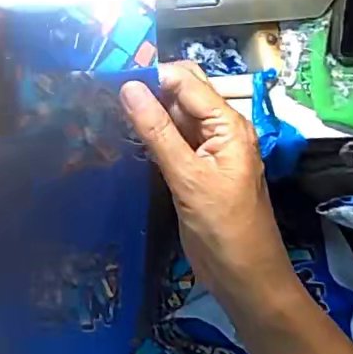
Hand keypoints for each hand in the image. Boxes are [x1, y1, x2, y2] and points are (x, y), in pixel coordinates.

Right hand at [119, 62, 294, 305]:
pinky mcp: (191, 167)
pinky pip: (169, 138)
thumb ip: (156, 131)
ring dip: (145, 110)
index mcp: (227, 124)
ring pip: (172, 115)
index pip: (186, 82)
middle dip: (148, 88)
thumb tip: (128, 88)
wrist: (245, 278)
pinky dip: (148, 133)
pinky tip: (124, 134)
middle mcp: (217, 129)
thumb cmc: (225, 229)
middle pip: (181, 93)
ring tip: (107, 108)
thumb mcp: (188, 177)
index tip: (111, 79)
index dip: (151, 75)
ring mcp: (204, 149)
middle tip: (107, 93)